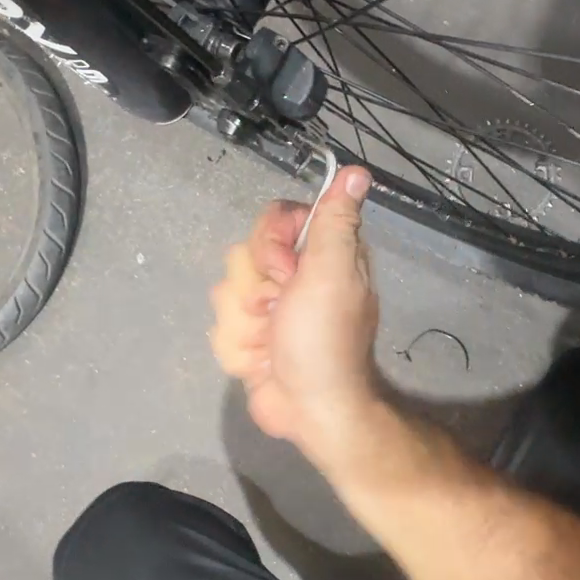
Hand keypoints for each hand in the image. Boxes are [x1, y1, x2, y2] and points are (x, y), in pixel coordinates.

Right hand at [210, 166, 379, 444]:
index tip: (285, 270)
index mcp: (321, 255)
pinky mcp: (250, 337)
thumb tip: (357, 171)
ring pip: (227, 291)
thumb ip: (337, 222)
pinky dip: (242, 348)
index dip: (271, 241)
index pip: (276, 217)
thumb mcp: (334, 273)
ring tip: (272, 342)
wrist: (310, 408)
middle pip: (244, 253)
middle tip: (280, 311)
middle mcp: (294, 276)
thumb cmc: (324, 339)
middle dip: (255, 288)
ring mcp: (269, 308)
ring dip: (247, 323)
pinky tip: (262, 361)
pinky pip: (222, 326)